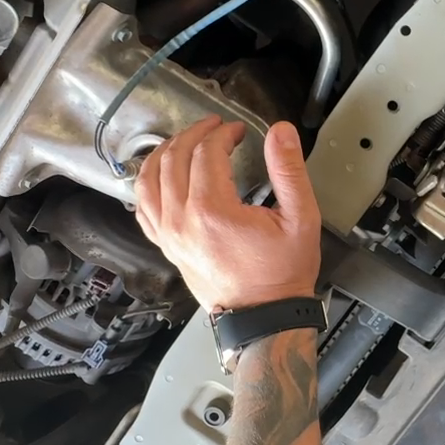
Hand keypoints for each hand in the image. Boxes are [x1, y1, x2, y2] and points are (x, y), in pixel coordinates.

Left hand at [133, 118, 320, 311]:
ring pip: (149, 179)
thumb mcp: (301, 219)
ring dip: (166, 153)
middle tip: (215, 127)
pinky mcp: (167, 247)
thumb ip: (289, 171)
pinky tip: (161, 175)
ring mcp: (169, 236)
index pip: (206, 153)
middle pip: (174, 159)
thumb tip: (281, 132)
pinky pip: (143, 208)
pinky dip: (148, 183)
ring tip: (186, 142)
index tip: (238, 131)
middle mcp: (182, 221)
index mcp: (213, 211)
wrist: (265, 317)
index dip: (223, 134)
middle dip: (195, 134)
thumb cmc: (283, 273)